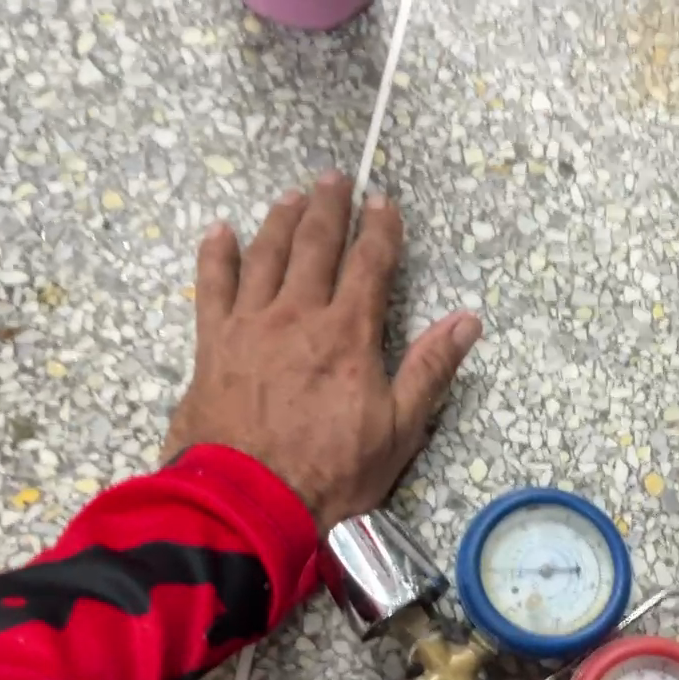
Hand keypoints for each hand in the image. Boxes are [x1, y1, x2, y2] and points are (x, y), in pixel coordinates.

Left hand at [163, 170, 480, 533]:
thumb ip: (430, 368)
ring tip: (293, 195)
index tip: (385, 202)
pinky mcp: (212, 344)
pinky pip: (212, 285)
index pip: (370, 266)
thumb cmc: (334, 470)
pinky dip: (217, 254)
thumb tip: (467, 321)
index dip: (380, 230)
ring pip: (265, 255)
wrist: (249, 501)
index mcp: (348, 335)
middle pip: (314, 246)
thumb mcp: (400, 428)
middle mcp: (297, 316)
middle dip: (329, 208)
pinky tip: (221, 231)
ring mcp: (249, 325)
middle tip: (336, 177)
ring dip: (281, 220)